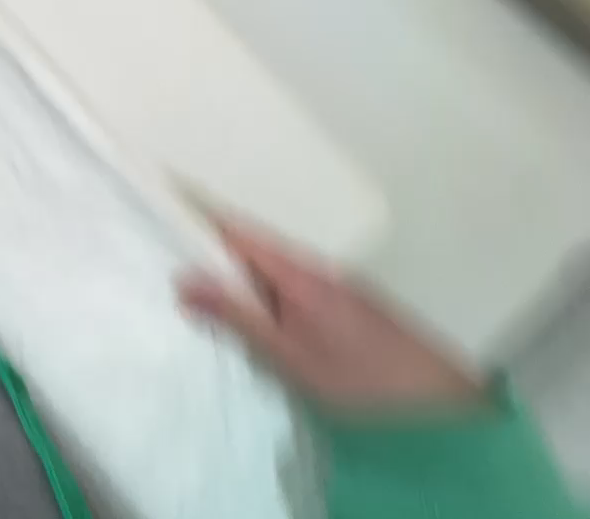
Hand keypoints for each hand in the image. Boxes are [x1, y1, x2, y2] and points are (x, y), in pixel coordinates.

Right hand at [178, 218, 486, 413]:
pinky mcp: (356, 309)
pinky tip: (254, 311)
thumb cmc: (362, 385)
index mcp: (302, 274)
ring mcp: (342, 289)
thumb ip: (235, 316)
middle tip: (167, 250)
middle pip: (255, 248)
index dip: (200, 213)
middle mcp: (322, 271)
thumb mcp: (289, 357)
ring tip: (202, 283)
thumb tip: (181, 278)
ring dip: (239, 273)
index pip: (239, 231)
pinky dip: (264, 290)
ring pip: (274, 269)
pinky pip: (293, 286)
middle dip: (213, 248)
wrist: (451, 422)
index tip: (163, 193)